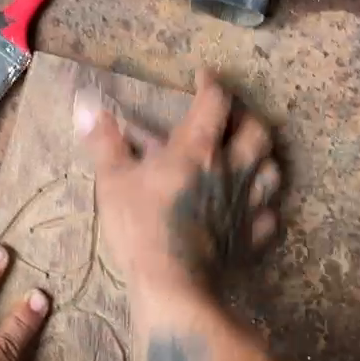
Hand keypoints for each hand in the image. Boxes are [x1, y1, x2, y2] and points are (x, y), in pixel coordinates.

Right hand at [75, 70, 283, 316]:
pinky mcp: (252, 238)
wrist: (174, 285)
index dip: (212, 83)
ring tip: (246, 158)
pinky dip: (263, 207)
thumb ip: (104, 141)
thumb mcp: (113, 180)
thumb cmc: (141, 226)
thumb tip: (87, 106)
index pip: (216, 102)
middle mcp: (231, 170)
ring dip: (263, 158)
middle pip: (258, 132)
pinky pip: (269, 216)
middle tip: (229, 118)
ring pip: (272, 171)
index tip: (203, 76)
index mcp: (198, 149)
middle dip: (246, 117)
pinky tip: (250, 208)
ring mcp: (247, 205)